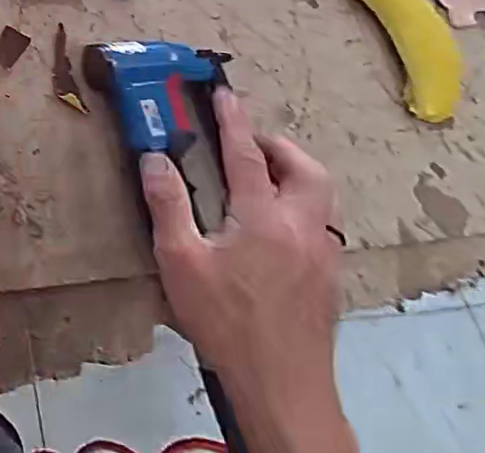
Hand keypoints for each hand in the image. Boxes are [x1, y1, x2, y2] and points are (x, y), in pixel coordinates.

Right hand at [141, 87, 353, 452]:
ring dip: (296, 175)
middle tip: (251, 146)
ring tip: (265, 181)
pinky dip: (302, 208)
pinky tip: (279, 230)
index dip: (233, 119)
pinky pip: (322, 225)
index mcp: (263, 218)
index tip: (225, 93)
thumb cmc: (228, 325)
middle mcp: (300, 228)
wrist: (283, 391)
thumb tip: (155, 159)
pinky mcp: (329, 279)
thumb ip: (168, 205)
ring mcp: (321, 254)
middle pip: (306, 170)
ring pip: (322, 196)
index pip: (246, 154)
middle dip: (280, 147)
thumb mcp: (181, 264)